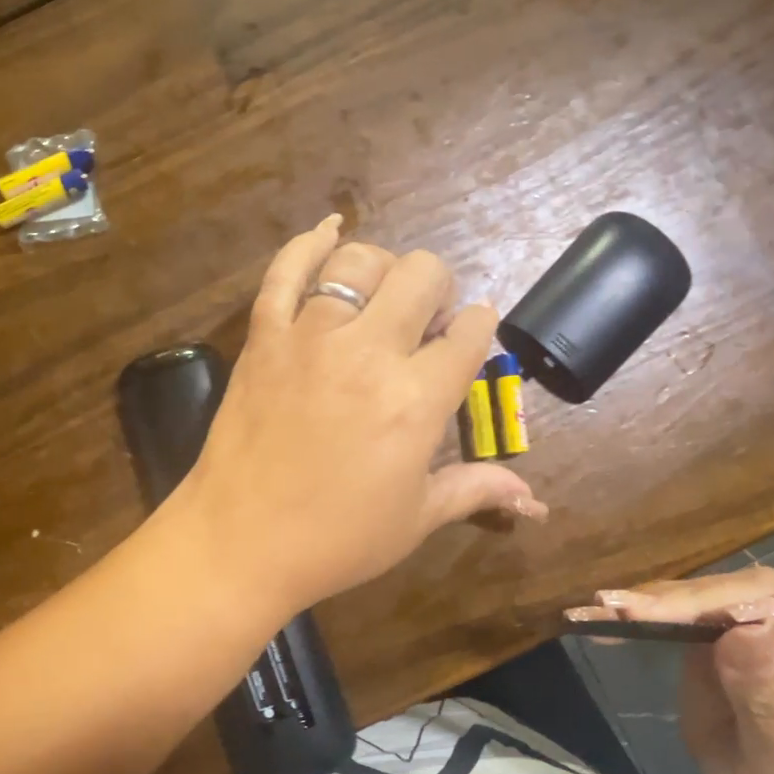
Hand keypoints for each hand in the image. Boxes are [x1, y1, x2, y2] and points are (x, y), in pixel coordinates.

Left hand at [171, 215, 545, 613]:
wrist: (238, 543)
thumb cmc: (334, 541)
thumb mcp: (415, 519)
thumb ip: (474, 489)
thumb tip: (535, 500)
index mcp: (418, 400)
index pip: (468, 334)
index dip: (477, 328)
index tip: (470, 335)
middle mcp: (369, 353)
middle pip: (422, 277)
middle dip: (437, 290)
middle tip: (425, 322)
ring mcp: (310, 337)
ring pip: (359, 262)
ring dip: (383, 270)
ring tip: (382, 295)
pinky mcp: (263, 337)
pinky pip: (285, 271)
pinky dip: (309, 243)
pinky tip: (330, 229)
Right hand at [573, 564, 773, 773]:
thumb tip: (743, 633)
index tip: (760, 620)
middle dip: (710, 600)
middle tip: (642, 615)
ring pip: (726, 589)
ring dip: (667, 599)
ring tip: (608, 612)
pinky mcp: (726, 628)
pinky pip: (689, 606)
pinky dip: (646, 610)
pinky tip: (604, 618)